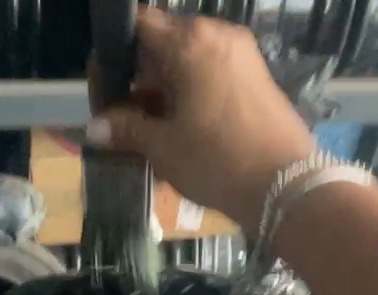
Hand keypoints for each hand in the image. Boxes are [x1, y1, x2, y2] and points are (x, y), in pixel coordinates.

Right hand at [86, 8, 319, 230]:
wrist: (284, 185)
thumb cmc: (216, 161)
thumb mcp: (163, 147)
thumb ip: (126, 130)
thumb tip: (93, 128)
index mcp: (190, 41)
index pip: (139, 26)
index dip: (115, 56)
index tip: (105, 92)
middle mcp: (217, 35)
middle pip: (164, 45)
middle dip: (139, 80)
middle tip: (123, 120)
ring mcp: (241, 55)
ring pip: (188, 63)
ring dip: (164, 92)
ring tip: (149, 133)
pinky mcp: (255, 78)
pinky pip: (210, 76)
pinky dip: (190, 96)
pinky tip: (180, 131)